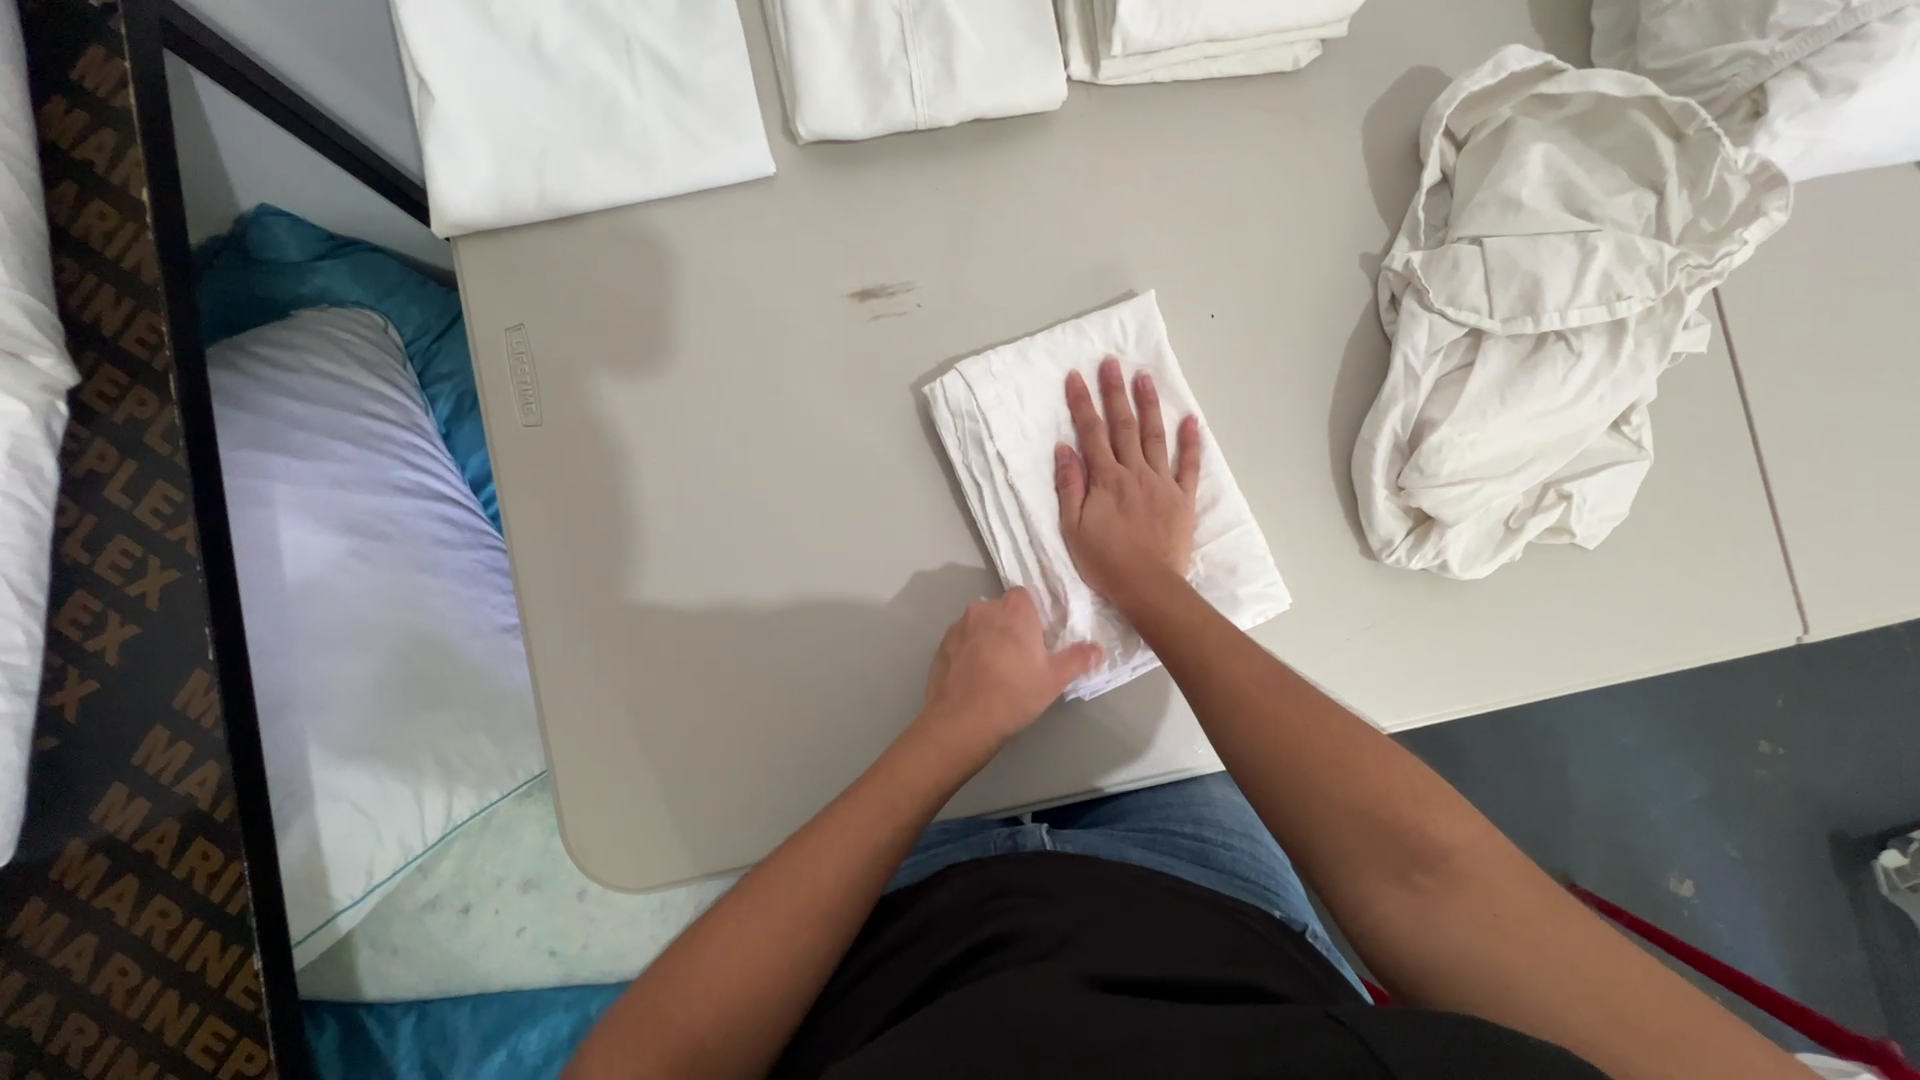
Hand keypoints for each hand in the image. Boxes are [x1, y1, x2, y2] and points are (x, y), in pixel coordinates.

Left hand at [918, 587, 1101, 752]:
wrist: (961, 721)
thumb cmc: (1014, 695)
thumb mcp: (1054, 680)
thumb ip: (1078, 659)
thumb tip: (1098, 649)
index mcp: (1013, 611)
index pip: (1024, 595)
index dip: (1032, 614)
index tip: (1038, 638)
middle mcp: (983, 610)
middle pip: (1001, 610)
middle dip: (1010, 627)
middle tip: (1021, 658)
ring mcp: (958, 627)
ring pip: (980, 625)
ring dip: (988, 638)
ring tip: (996, 671)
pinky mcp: (941, 645)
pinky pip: (962, 641)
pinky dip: (969, 652)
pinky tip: (976, 678)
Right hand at [1056, 357, 1200, 604]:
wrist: (1147, 586)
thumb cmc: (1104, 561)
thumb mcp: (1072, 528)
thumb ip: (1069, 486)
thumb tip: (1065, 448)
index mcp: (1105, 479)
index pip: (1091, 432)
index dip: (1082, 403)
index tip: (1076, 377)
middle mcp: (1134, 472)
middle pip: (1123, 425)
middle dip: (1115, 391)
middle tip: (1111, 362)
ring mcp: (1162, 482)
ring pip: (1155, 436)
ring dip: (1149, 404)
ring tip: (1144, 376)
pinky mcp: (1183, 498)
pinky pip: (1188, 465)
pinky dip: (1191, 441)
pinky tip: (1190, 419)